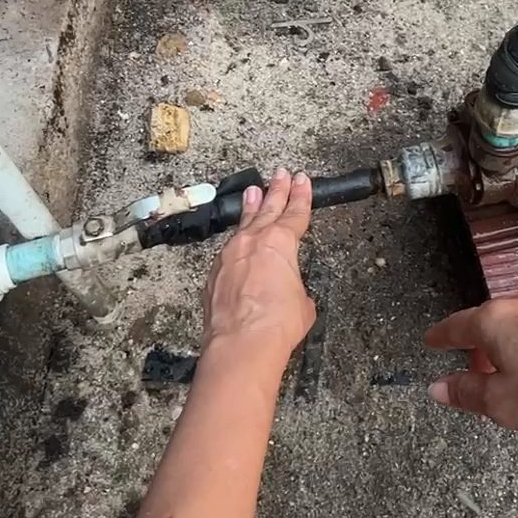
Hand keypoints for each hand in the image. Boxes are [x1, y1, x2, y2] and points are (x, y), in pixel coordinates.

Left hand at [204, 168, 315, 361]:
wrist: (241, 344)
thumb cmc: (277, 323)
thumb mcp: (303, 303)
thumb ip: (295, 288)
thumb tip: (288, 292)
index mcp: (281, 242)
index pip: (296, 212)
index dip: (302, 195)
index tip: (303, 180)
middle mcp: (253, 241)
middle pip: (269, 208)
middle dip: (278, 190)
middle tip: (282, 173)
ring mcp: (230, 256)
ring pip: (244, 223)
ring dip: (252, 207)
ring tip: (254, 191)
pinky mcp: (214, 274)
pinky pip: (228, 250)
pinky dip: (236, 241)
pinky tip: (237, 240)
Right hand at [424, 290, 517, 440]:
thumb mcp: (501, 402)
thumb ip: (466, 392)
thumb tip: (437, 387)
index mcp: (494, 319)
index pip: (457, 325)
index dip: (442, 336)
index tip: (431, 340)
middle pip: (490, 321)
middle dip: (479, 345)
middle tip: (474, 371)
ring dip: (510, 345)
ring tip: (512, 374)